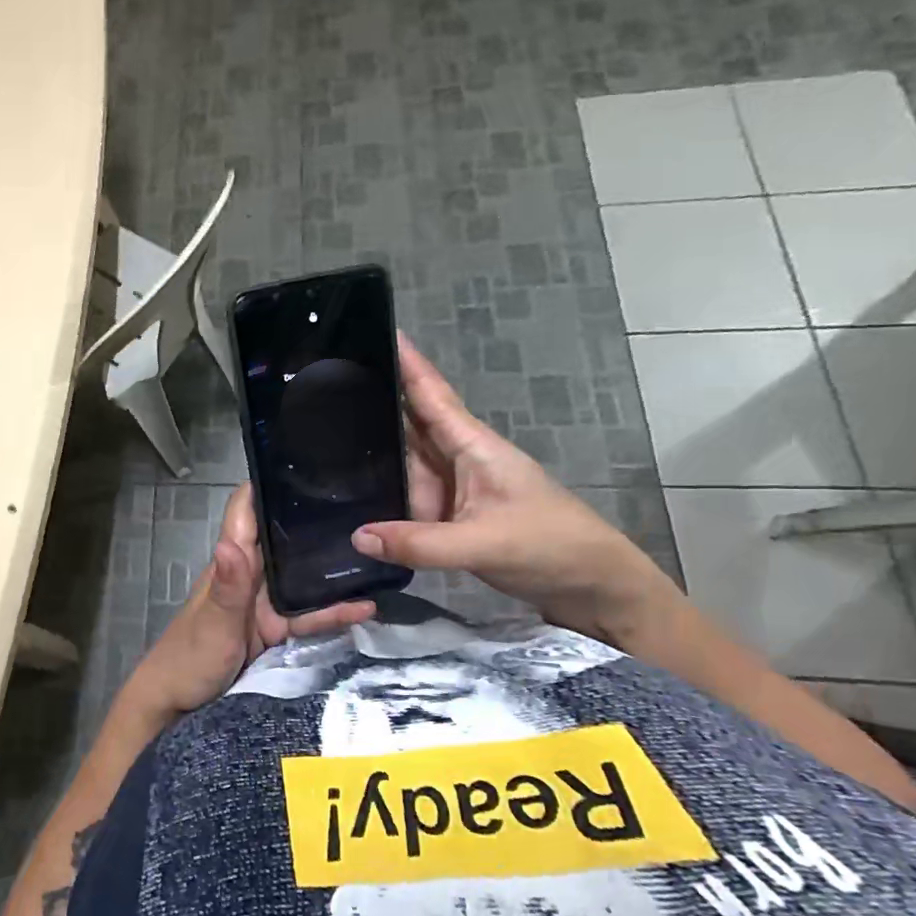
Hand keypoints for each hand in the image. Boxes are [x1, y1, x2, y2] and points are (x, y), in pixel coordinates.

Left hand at [122, 484, 374, 716]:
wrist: (179, 710)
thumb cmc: (188, 661)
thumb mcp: (213, 626)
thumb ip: (228, 588)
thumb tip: (231, 541)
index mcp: (232, 562)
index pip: (247, 512)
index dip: (269, 485)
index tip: (306, 464)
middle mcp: (253, 574)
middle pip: (286, 539)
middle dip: (316, 521)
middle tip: (365, 502)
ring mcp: (268, 602)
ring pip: (305, 576)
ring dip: (333, 567)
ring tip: (377, 551)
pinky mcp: (280, 629)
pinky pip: (311, 615)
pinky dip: (335, 611)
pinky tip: (366, 606)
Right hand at [350, 334, 682, 641]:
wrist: (592, 585)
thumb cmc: (548, 545)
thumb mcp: (483, 543)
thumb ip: (419, 544)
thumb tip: (356, 537)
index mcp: (473, 446)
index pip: (431, 395)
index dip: (407, 362)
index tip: (377, 330)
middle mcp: (458, 460)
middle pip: (410, 423)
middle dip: (374, 401)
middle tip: (325, 384)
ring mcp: (454, 490)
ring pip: (406, 462)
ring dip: (372, 452)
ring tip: (324, 436)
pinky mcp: (452, 519)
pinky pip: (409, 498)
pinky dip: (383, 494)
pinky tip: (352, 496)